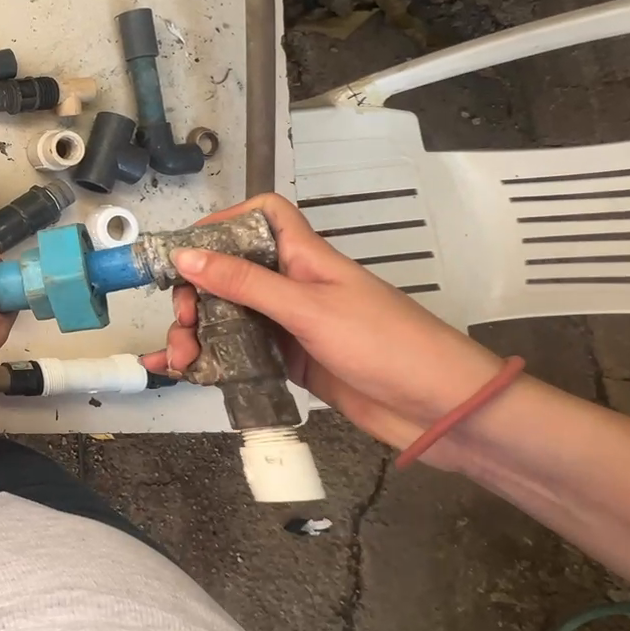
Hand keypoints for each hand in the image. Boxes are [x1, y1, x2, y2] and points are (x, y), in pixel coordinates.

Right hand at [143, 194, 504, 466]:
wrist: (448, 414)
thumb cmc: (389, 347)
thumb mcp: (309, 309)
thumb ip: (244, 283)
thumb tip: (184, 256)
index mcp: (303, 258)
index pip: (264, 216)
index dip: (226, 220)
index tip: (189, 249)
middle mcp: (291, 285)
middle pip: (228, 271)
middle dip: (194, 292)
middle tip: (182, 319)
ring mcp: (289, 324)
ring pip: (228, 314)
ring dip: (196, 331)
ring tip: (181, 358)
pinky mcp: (289, 359)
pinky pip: (238, 350)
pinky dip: (210, 358)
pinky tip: (186, 371)